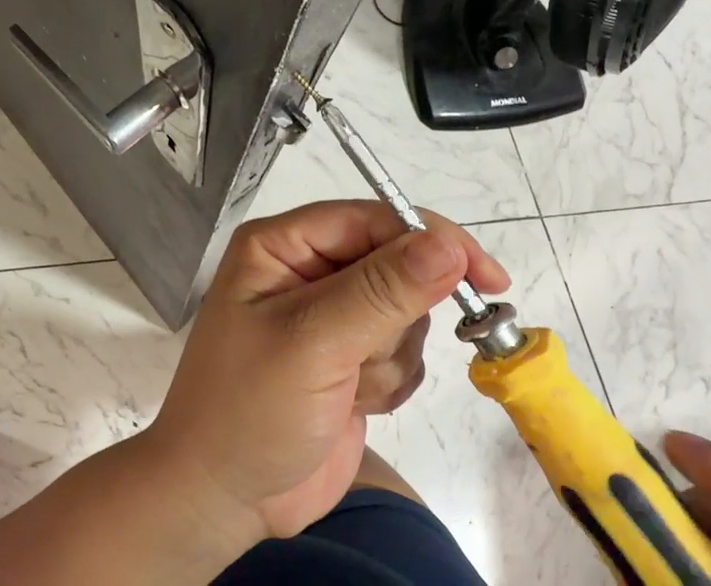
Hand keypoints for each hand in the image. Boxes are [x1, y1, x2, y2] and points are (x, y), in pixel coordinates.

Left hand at [142, 199, 508, 541]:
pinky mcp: (349, 360)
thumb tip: (447, 244)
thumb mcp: (313, 342)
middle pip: (394, 265)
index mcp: (279, 247)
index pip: (367, 218)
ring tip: (347, 386)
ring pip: (405, 314)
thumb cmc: (251, 407)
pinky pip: (402, 354)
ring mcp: (329, 318)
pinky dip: (389, 381)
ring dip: (389, 356)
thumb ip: (383, 291)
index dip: (427, 239)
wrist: (227, 493)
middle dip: (397, 316)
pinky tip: (355, 404)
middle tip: (365, 356)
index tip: (483, 277)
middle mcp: (304, 271)